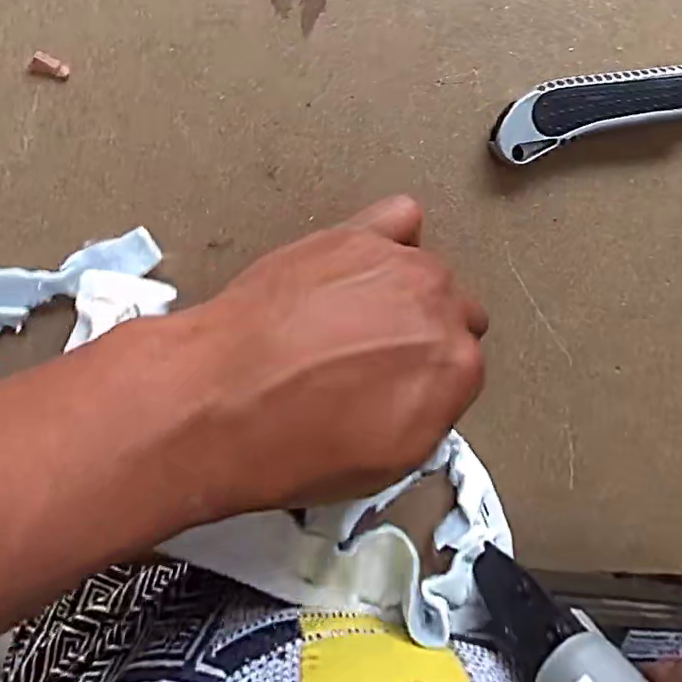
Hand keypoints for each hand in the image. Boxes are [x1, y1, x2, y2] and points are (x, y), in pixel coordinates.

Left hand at [161, 195, 487, 518]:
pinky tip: (365, 262)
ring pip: (423, 270)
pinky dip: (390, 236)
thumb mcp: (386, 461)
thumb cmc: (285, 435)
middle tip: (375, 352)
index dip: (429, 374)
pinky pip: (398, 219)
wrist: (218, 397)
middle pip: (450, 310)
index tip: (405, 378)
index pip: (462, 361)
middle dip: (419, 332)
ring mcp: (394, 264)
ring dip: (399, 289)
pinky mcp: (353, 236)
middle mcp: (435, 306)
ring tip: (353, 315)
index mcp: (455, 367)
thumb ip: (428, 412)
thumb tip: (425, 394)